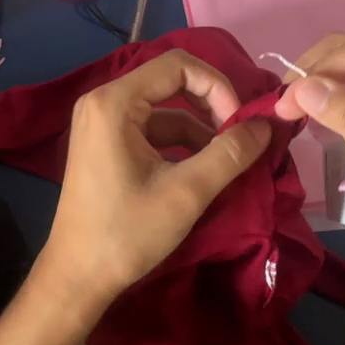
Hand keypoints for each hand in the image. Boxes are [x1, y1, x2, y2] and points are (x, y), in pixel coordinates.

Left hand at [38, 49, 272, 315]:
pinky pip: (152, 129)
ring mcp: (101, 122)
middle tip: (240, 139)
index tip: (241, 126)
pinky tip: (203, 169)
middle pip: (171, 81)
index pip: (178, 66)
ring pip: (164, 108)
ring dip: (200, 129)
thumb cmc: (127, 232)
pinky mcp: (105, 144)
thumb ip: (230, 153)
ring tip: (229, 161)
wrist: (77, 278)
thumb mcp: (187, 192)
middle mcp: (103, 101)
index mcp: (114, 102)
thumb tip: (267, 124)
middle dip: (211, 106)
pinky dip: (180, 144)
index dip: (218, 87)